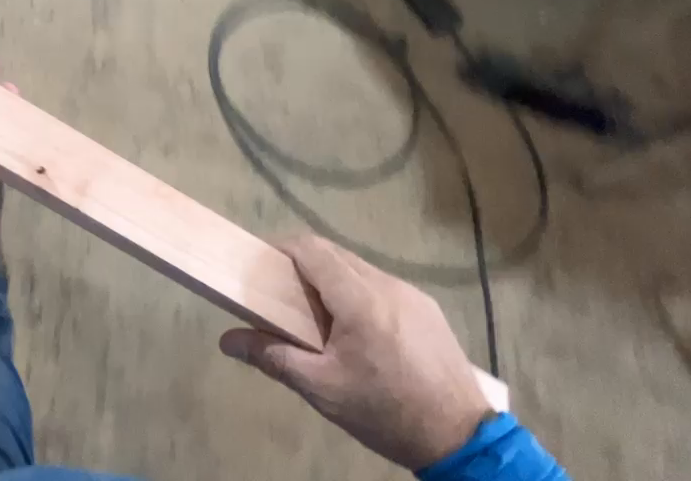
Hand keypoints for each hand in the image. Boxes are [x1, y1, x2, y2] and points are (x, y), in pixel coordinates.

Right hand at [219, 236, 490, 469]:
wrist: (463, 442)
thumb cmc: (386, 412)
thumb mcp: (322, 389)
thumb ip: (273, 357)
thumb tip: (227, 340)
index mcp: (360, 300)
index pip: (311, 249)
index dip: (281, 248)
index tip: (260, 264)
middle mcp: (387, 285)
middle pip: (333, 254)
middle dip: (301, 264)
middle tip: (281, 291)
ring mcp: (411, 294)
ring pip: (357, 267)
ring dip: (329, 278)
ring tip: (315, 312)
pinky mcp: (427, 307)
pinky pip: (379, 284)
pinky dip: (356, 291)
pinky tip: (353, 326)